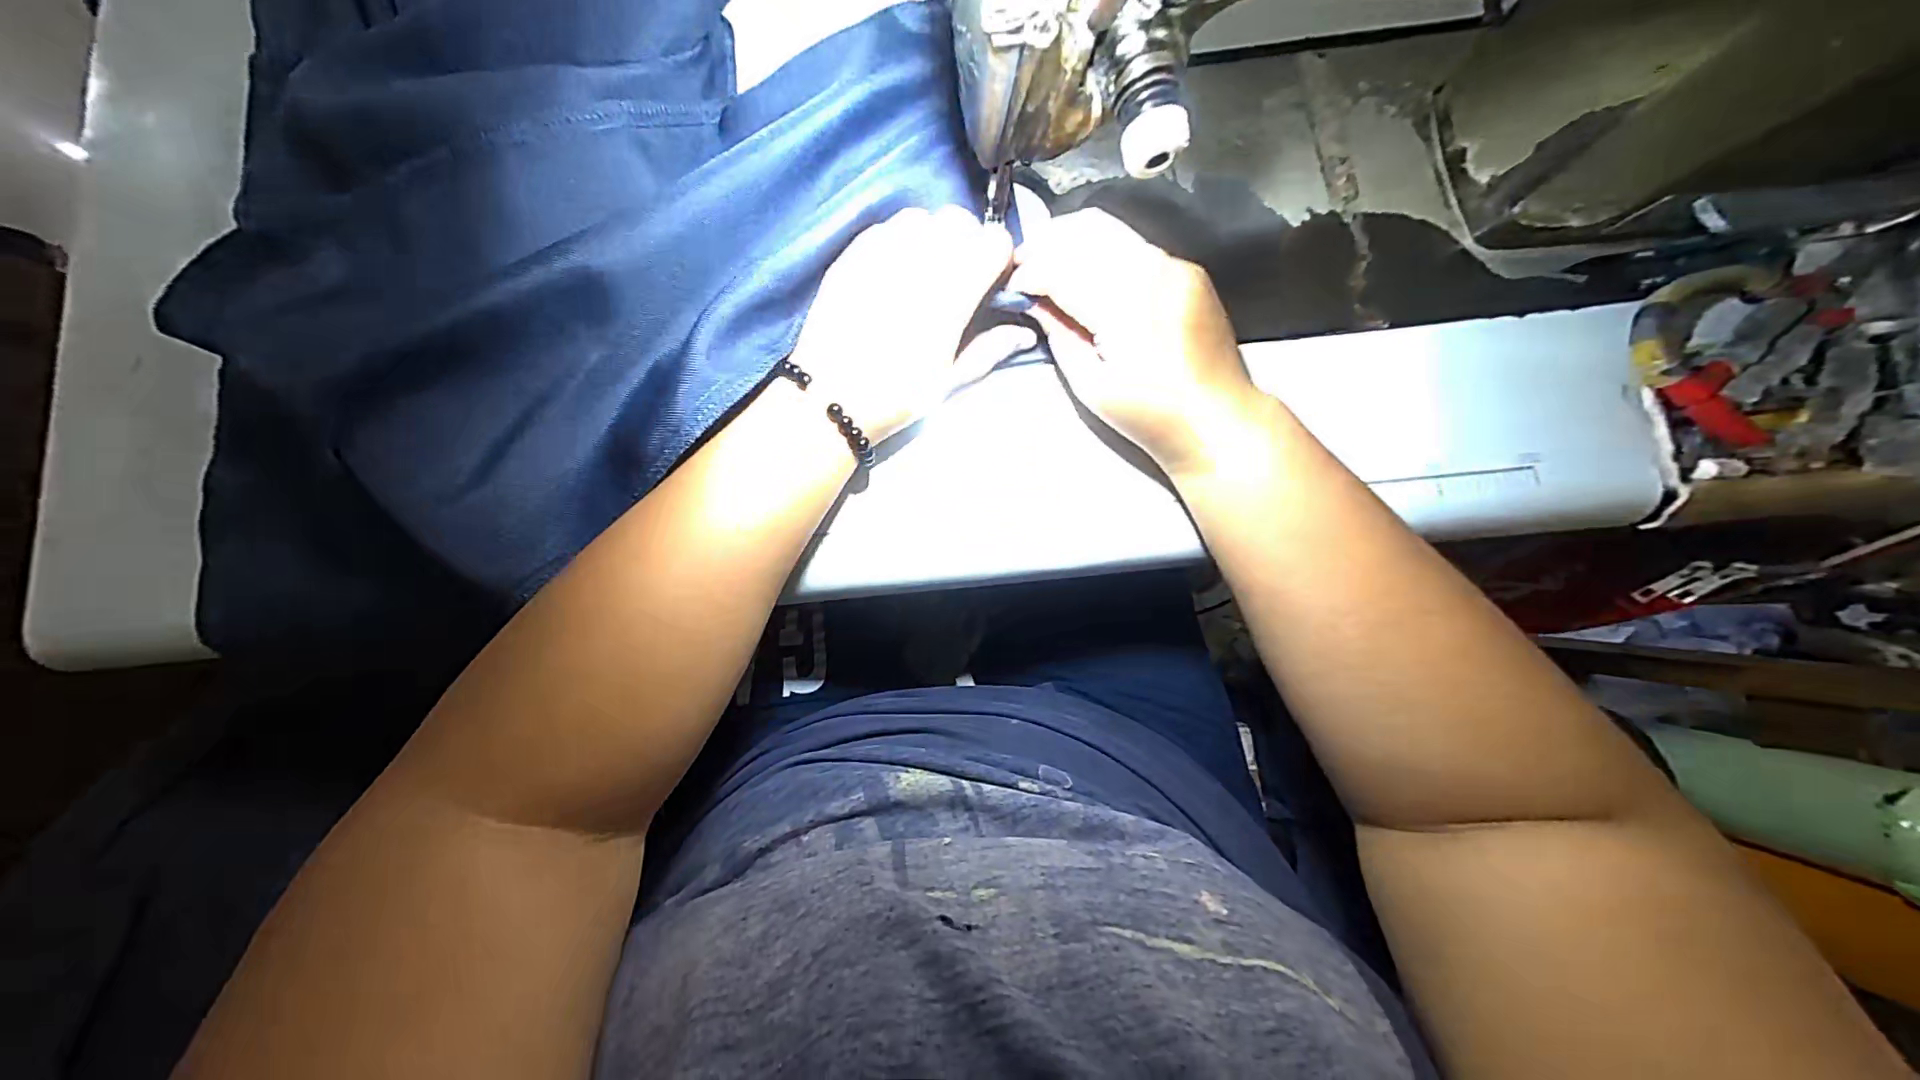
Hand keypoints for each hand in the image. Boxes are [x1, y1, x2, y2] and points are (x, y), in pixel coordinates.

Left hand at [787, 205, 1034, 444]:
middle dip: (966, 243)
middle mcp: (920, 258)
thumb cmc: (896, 395)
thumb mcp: (950, 380)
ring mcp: (882, 251)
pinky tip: (892, 275)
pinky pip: (886, 228)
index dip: (997, 259)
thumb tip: (1023, 333)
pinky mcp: (852, 253)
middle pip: (959, 220)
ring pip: (921, 218)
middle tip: (957, 279)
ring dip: (931, 238)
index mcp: (953, 289)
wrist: (830, 398)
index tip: (990, 281)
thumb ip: (990, 348)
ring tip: (922, 273)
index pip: (994, 240)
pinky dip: (897, 242)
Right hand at [1007, 209, 1268, 475]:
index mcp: (1124, 308)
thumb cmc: (1154, 415)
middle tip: (1024, 263)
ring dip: (1074, 241)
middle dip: (1047, 243)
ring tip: (1051, 262)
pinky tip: (1089, 271)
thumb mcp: (1091, 386)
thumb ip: (1060, 335)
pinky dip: (1104, 249)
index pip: (1062, 267)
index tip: (1013, 285)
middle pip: (1085, 232)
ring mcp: (1174, 267)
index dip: (1030, 272)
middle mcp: (1152, 273)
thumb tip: (1036, 304)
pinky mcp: (1187, 271)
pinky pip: (1135, 244)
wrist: (1217, 418)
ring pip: (1111, 230)